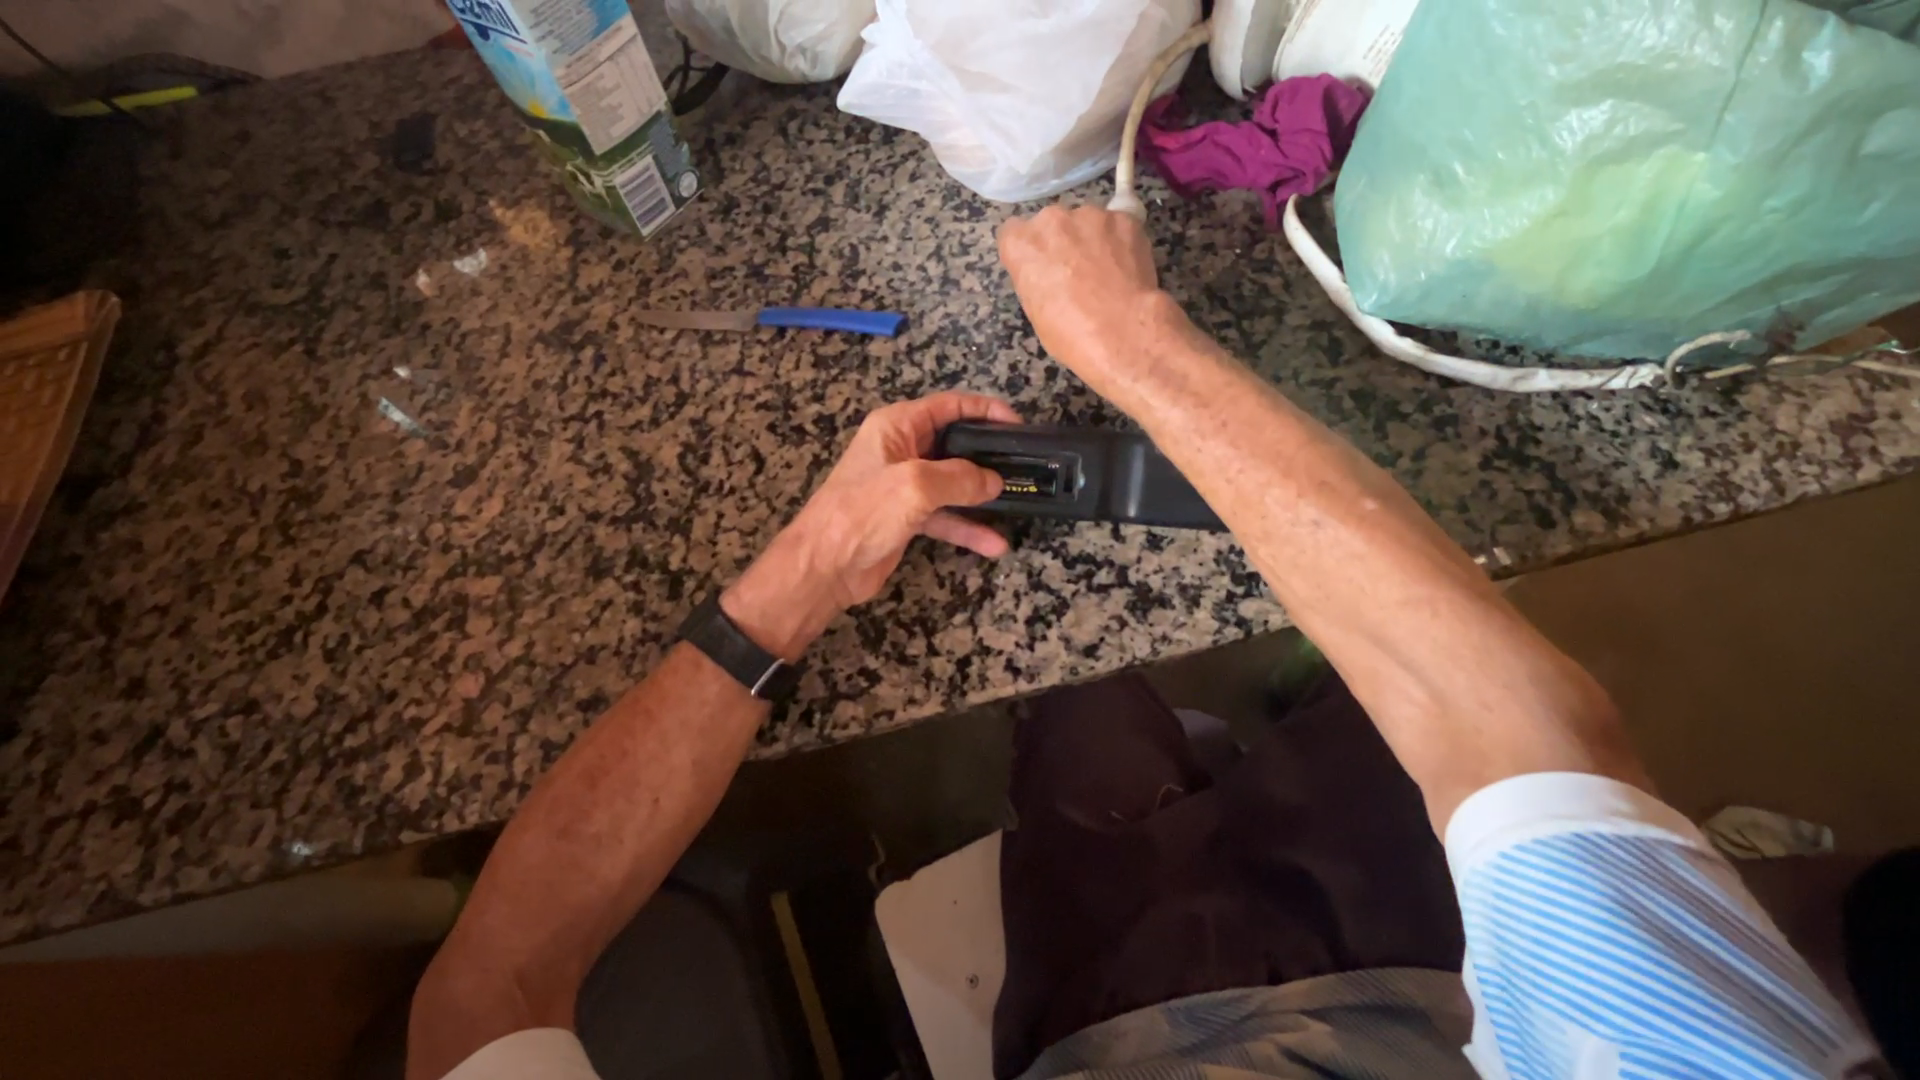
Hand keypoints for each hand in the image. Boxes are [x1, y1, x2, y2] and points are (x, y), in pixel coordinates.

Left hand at [721, 391, 1019, 659]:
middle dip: (988, 455)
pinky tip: (994, 544)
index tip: (1017, 424)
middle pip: (955, 444)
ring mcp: (905, 486)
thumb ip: (959, 478)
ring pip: (954, 484)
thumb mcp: (915, 485)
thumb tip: (993, 480)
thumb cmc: (863, 513)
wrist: (826, 566)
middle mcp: (901, 450)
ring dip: (983, 496)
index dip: (984, 410)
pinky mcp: (907, 518)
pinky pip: (947, 516)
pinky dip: (968, 528)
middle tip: (1023, 464)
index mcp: (896, 426)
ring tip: (1018, 503)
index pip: (948, 406)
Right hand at [996, 204, 1182, 397]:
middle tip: (1076, 272)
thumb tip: (1050, 275)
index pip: (1015, 233)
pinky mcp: (1123, 219)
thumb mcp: (1036, 311)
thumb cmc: (1070, 332)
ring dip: (1093, 239)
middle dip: (1062, 242)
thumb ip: (1036, 279)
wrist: (1121, 330)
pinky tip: (1128, 268)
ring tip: (1108, 273)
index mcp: (1021, 244)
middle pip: (1052, 223)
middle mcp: (1052, 220)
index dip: (1029, 252)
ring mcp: (1090, 215)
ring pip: (1087, 222)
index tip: (1040, 268)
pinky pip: (1119, 225)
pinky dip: (1122, 242)